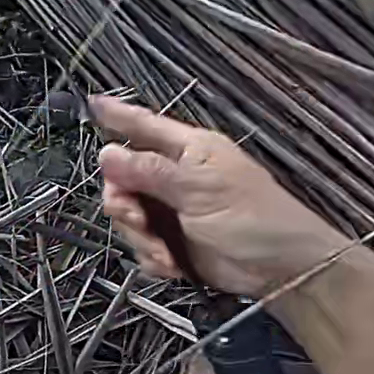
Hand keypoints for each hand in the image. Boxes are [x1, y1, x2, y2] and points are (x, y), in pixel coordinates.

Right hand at [93, 95, 350, 296]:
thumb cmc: (252, 218)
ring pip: (129, 217)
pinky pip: (141, 245)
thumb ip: (149, 172)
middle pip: (123, 180)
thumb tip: (106, 152)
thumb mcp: (198, 189)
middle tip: (135, 218)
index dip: (118, 116)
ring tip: (164, 252)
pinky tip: (171, 265)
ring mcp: (172, 210)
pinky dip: (152, 258)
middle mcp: (174, 178)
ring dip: (141, 238)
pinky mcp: (173, 242)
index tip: (92, 104)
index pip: (144, 126)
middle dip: (123, 203)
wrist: (281, 269)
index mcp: (187, 152)